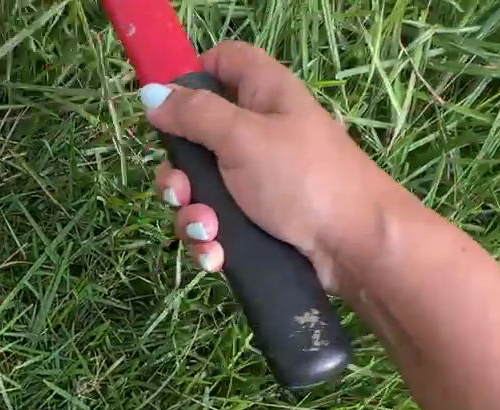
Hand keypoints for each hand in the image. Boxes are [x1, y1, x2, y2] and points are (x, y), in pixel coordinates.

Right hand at [140, 42, 407, 291]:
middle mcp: (255, 136)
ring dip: (192, 218)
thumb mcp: (244, 138)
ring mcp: (252, 184)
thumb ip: (195, 115)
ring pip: (197, 195)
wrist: (348, 245)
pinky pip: (212, 229)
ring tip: (210, 234)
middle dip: (178, 176)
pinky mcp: (250, 225)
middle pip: (194, 143)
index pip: (223, 65)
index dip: (192, 78)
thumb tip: (151, 95)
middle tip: (181, 193)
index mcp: (262, 96)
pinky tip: (216, 254)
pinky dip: (208, 243)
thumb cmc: (303, 179)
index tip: (166, 109)